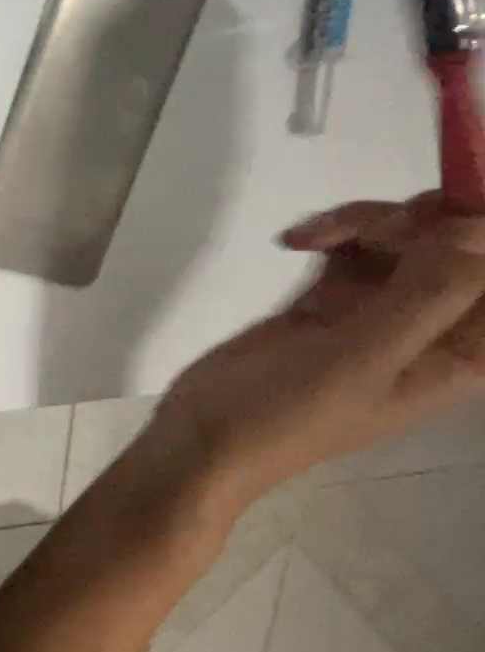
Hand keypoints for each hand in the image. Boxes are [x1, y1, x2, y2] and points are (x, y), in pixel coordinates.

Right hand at [147, 194, 484, 507]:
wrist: (196, 443)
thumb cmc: (284, 415)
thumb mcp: (362, 360)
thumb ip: (431, 293)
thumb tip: (475, 224)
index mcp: (467, 350)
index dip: (480, 231)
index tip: (440, 208)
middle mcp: (432, 327)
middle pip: (460, 245)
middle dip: (421, 221)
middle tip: (367, 227)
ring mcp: (375, 314)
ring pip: (404, 240)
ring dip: (366, 222)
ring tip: (310, 235)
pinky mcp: (323, 307)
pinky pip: (352, 252)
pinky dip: (333, 235)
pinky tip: (296, 241)